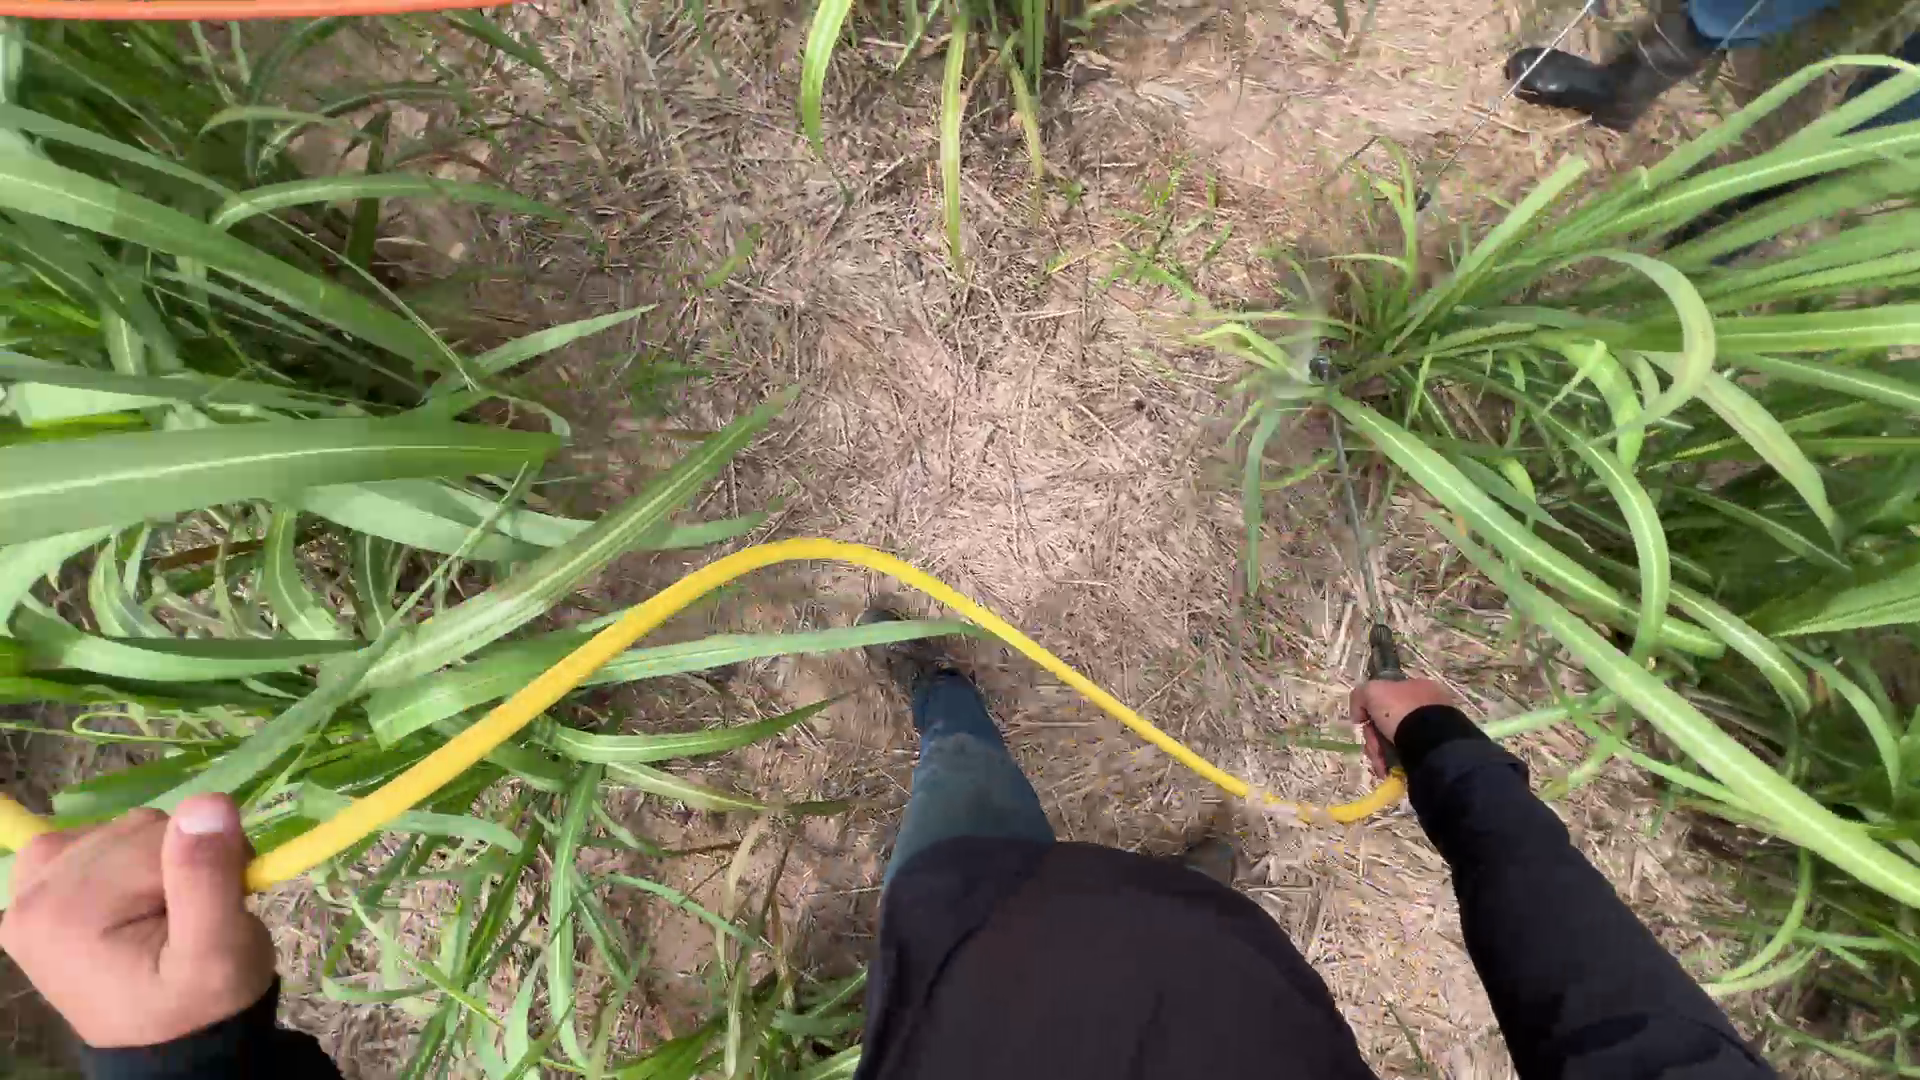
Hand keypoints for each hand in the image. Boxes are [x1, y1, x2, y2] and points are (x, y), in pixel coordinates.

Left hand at [0, 795, 275, 1047]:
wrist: (172, 1036)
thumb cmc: (200, 995)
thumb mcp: (218, 944)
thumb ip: (207, 875)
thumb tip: (208, 802)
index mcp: (67, 912)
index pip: (162, 837)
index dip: (209, 856)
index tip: (223, 896)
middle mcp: (32, 898)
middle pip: (141, 827)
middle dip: (189, 851)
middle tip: (206, 899)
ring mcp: (30, 897)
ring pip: (127, 826)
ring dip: (169, 850)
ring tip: (181, 895)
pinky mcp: (43, 896)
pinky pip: (89, 837)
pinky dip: (129, 848)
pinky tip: (141, 884)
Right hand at [1350, 678, 1454, 777]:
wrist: (1430, 742)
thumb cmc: (1401, 710)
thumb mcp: (1371, 691)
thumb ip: (1359, 696)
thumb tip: (1360, 717)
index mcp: (1419, 687)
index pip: (1386, 696)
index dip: (1369, 709)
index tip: (1363, 721)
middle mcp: (1428, 706)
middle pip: (1387, 721)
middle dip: (1374, 736)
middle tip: (1372, 745)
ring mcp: (1435, 730)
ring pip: (1394, 739)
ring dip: (1382, 751)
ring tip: (1381, 762)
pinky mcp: (1435, 751)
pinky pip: (1407, 754)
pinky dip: (1395, 761)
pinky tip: (1390, 767)